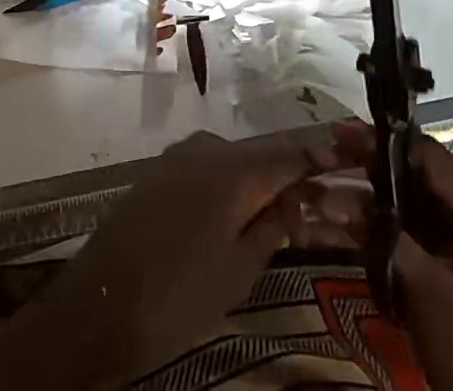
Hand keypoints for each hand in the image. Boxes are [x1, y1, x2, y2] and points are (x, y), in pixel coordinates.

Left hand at [0, 130, 334, 388]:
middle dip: (297, 169)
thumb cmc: (174, 295)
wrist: (91, 308)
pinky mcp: (159, 173)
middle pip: (266, 153)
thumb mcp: (239, 268)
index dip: (329, 149)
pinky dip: (233, 184)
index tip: (361, 144)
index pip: (294, 151)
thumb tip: (299, 196)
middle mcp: (208, 148)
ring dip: (264, 179)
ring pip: (237, 161)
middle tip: (327, 189)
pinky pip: (210, 170)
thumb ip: (274, 223)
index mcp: (234, 168)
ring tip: (286, 206)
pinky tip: (240, 209)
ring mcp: (179, 158)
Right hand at [334, 122, 452, 390]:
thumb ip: (384, 235)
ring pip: (424, 195)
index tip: (346, 132)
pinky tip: (359, 206)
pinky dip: (395, 214)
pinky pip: (427, 221)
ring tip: (338, 169)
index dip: (388, 145)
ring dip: (383, 187)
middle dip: (380, 163)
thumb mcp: (424, 290)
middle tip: (335, 146)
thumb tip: (335, 196)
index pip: (436, 163)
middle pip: (428, 175)